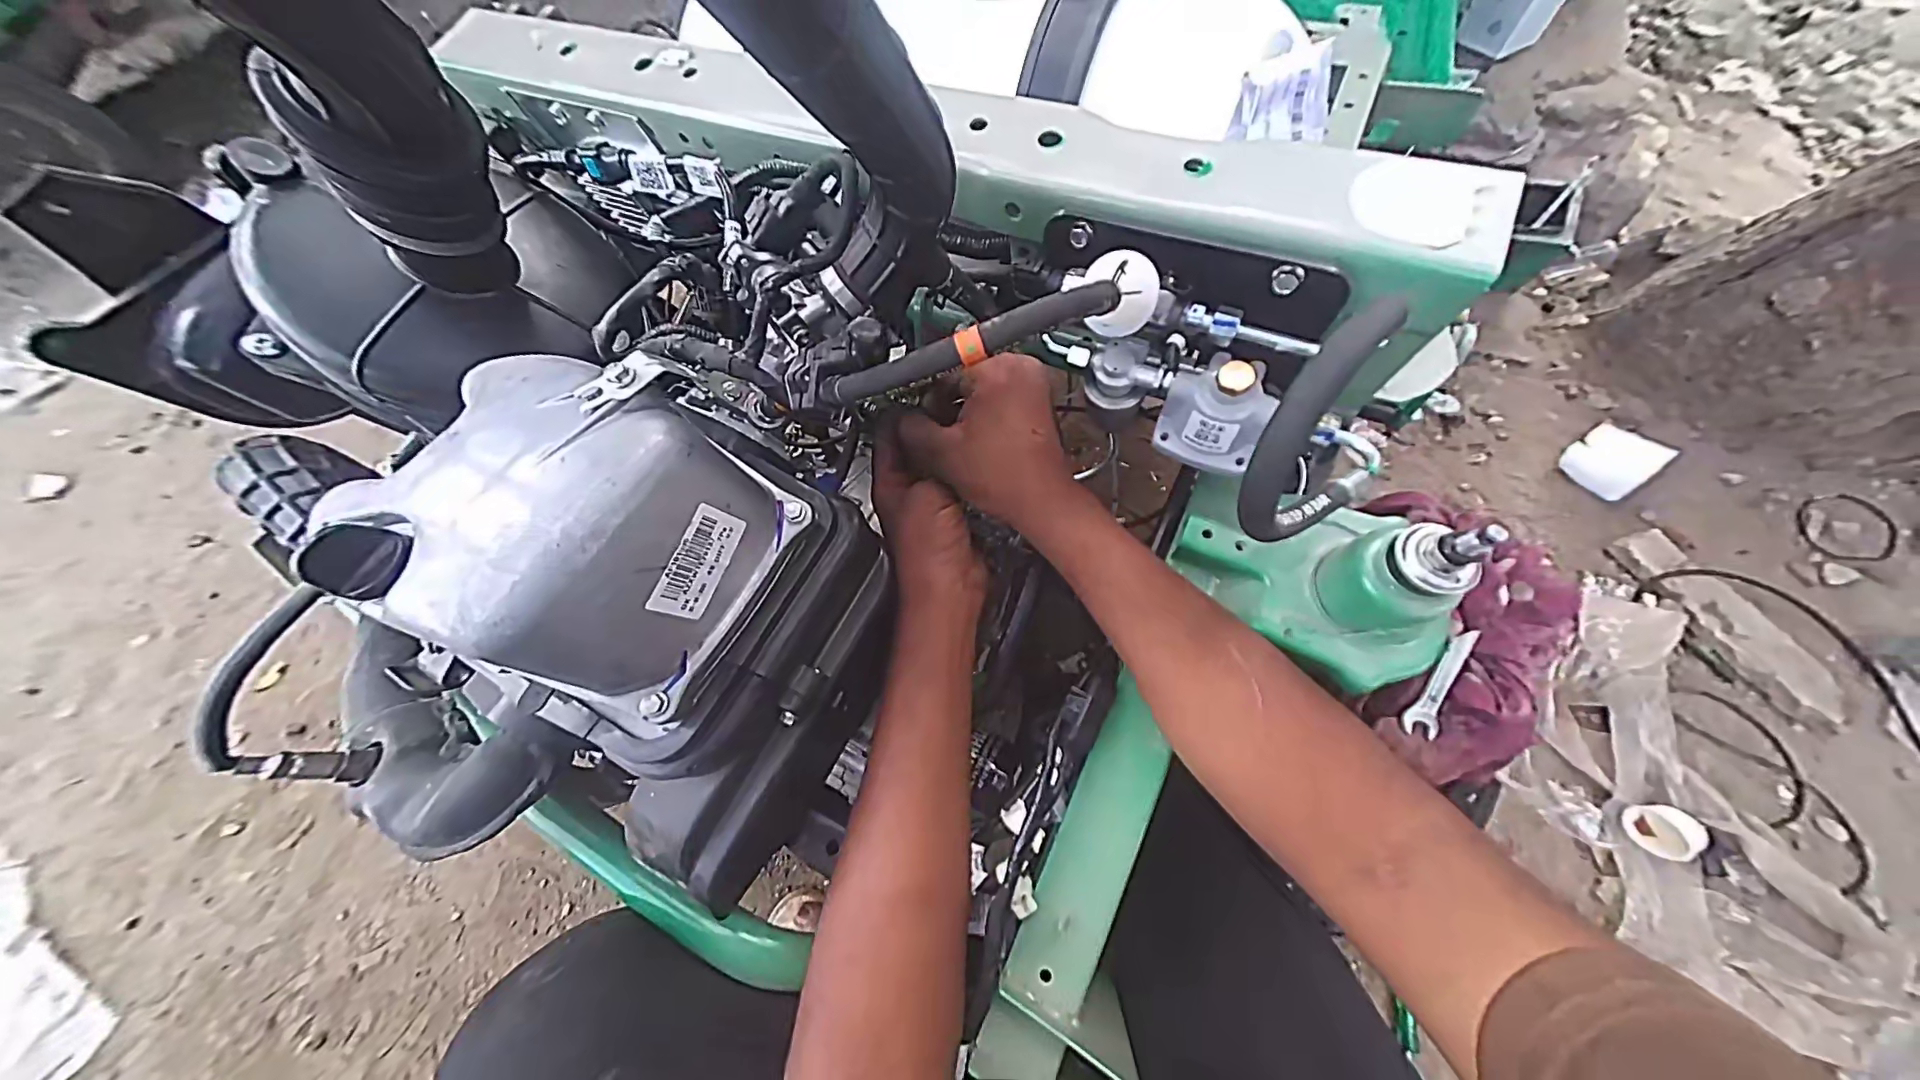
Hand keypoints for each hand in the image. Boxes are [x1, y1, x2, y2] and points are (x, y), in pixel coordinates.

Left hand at [872, 413, 986, 614]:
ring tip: (972, 429)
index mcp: (889, 482)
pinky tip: (983, 462)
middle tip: (953, 406)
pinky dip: (973, 472)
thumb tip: (931, 429)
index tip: (921, 390)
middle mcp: (909, 490)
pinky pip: (966, 483)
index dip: (904, 409)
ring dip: (956, 450)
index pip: (890, 433)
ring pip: (945, 463)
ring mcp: (935, 502)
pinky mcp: (959, 514)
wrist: (954, 587)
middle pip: (921, 446)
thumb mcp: (926, 491)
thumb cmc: (928, 553)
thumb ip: (928, 458)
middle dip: (936, 427)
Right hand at [894, 353, 1087, 532]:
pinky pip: (1001, 397)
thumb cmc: (1007, 478)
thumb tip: (899, 417)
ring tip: (960, 441)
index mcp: (998, 368)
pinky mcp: (1039, 400)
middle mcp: (1021, 367)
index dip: (923, 395)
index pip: (943, 367)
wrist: (1041, 500)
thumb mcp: (942, 452)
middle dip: (946, 404)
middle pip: (964, 375)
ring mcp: (1034, 382)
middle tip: (938, 433)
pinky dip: (985, 415)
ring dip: (965, 410)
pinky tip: (977, 441)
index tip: (916, 412)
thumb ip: (911, 427)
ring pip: (982, 387)